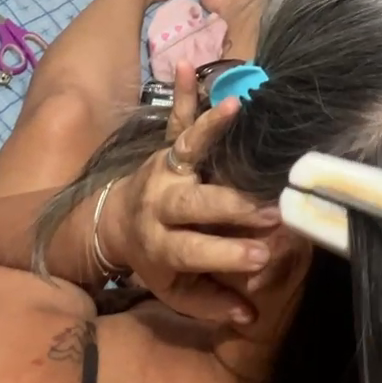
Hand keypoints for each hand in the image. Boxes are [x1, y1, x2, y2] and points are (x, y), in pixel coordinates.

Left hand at [102, 62, 280, 324]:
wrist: (110, 224)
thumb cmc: (154, 260)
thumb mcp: (174, 290)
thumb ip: (211, 302)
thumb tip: (249, 317)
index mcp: (160, 243)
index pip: (195, 249)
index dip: (228, 253)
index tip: (264, 256)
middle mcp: (160, 203)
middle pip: (197, 203)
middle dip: (233, 206)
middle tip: (271, 208)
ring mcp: (162, 170)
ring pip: (186, 150)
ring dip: (210, 129)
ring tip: (236, 108)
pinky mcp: (164, 149)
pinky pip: (174, 121)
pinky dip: (182, 94)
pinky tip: (185, 66)